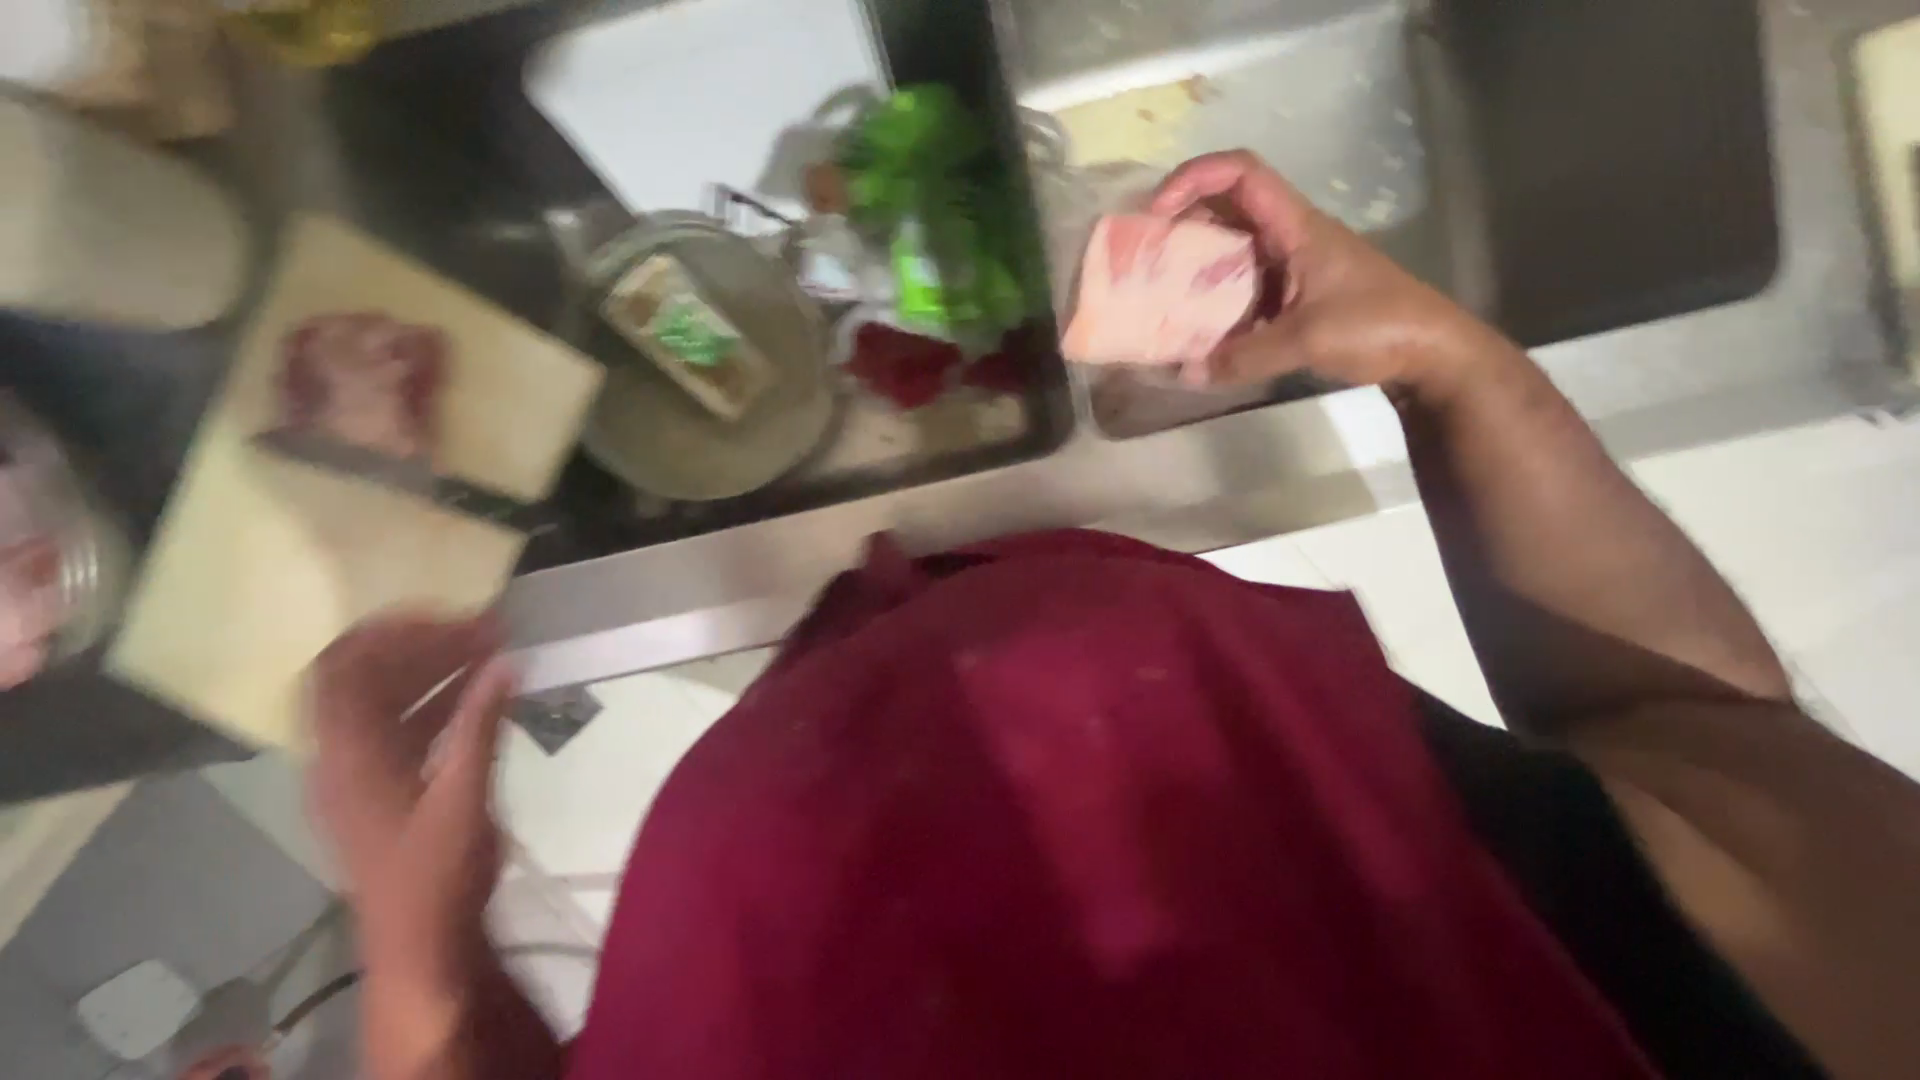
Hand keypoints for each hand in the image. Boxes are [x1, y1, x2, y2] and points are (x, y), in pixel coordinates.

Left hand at [307, 613, 515, 989]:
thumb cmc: (438, 874)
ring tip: (491, 649)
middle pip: (364, 678)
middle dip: (423, 644)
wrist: (423, 943)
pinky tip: (482, 690)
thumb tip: (505, 662)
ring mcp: (362, 773)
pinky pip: (404, 726)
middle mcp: (342, 757)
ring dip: (433, 669)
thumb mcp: (464, 798)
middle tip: (486, 629)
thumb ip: (481, 726)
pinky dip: (439, 699)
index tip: (451, 617)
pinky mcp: (386, 787)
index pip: (342, 670)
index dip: (388, 632)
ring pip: (386, 700)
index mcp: (347, 757)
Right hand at [1153, 151, 1516, 395]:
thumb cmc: (1379, 326)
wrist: (1431, 352)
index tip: (1158, 211)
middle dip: (1183, 223)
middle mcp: (1290, 237)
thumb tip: (1187, 373)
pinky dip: (1215, 301)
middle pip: (1227, 209)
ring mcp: (1291, 268)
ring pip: (1232, 251)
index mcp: (1297, 226)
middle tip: (1145, 254)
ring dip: (1195, 265)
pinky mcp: (1293, 297)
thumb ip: (1244, 357)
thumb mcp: (1308, 339)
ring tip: (1159, 291)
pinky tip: (1195, 328)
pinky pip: (1243, 288)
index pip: (1243, 173)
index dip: (1195, 177)